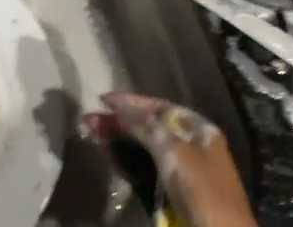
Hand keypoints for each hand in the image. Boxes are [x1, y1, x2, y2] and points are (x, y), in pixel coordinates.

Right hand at [83, 92, 256, 226]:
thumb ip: (146, 126)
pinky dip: (126, 159)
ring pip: (144, 147)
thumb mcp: (174, 152)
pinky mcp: (172, 192)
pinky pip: (145, 168)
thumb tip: (121, 109)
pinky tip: (108, 154)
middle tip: (90, 119)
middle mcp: (190, 145)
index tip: (104, 100)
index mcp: (198, 130)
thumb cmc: (202, 190)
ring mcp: (181, 170)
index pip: (160, 107)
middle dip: (120, 121)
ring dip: (119, 139)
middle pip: (149, 127)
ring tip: (92, 132)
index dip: (132, 101)